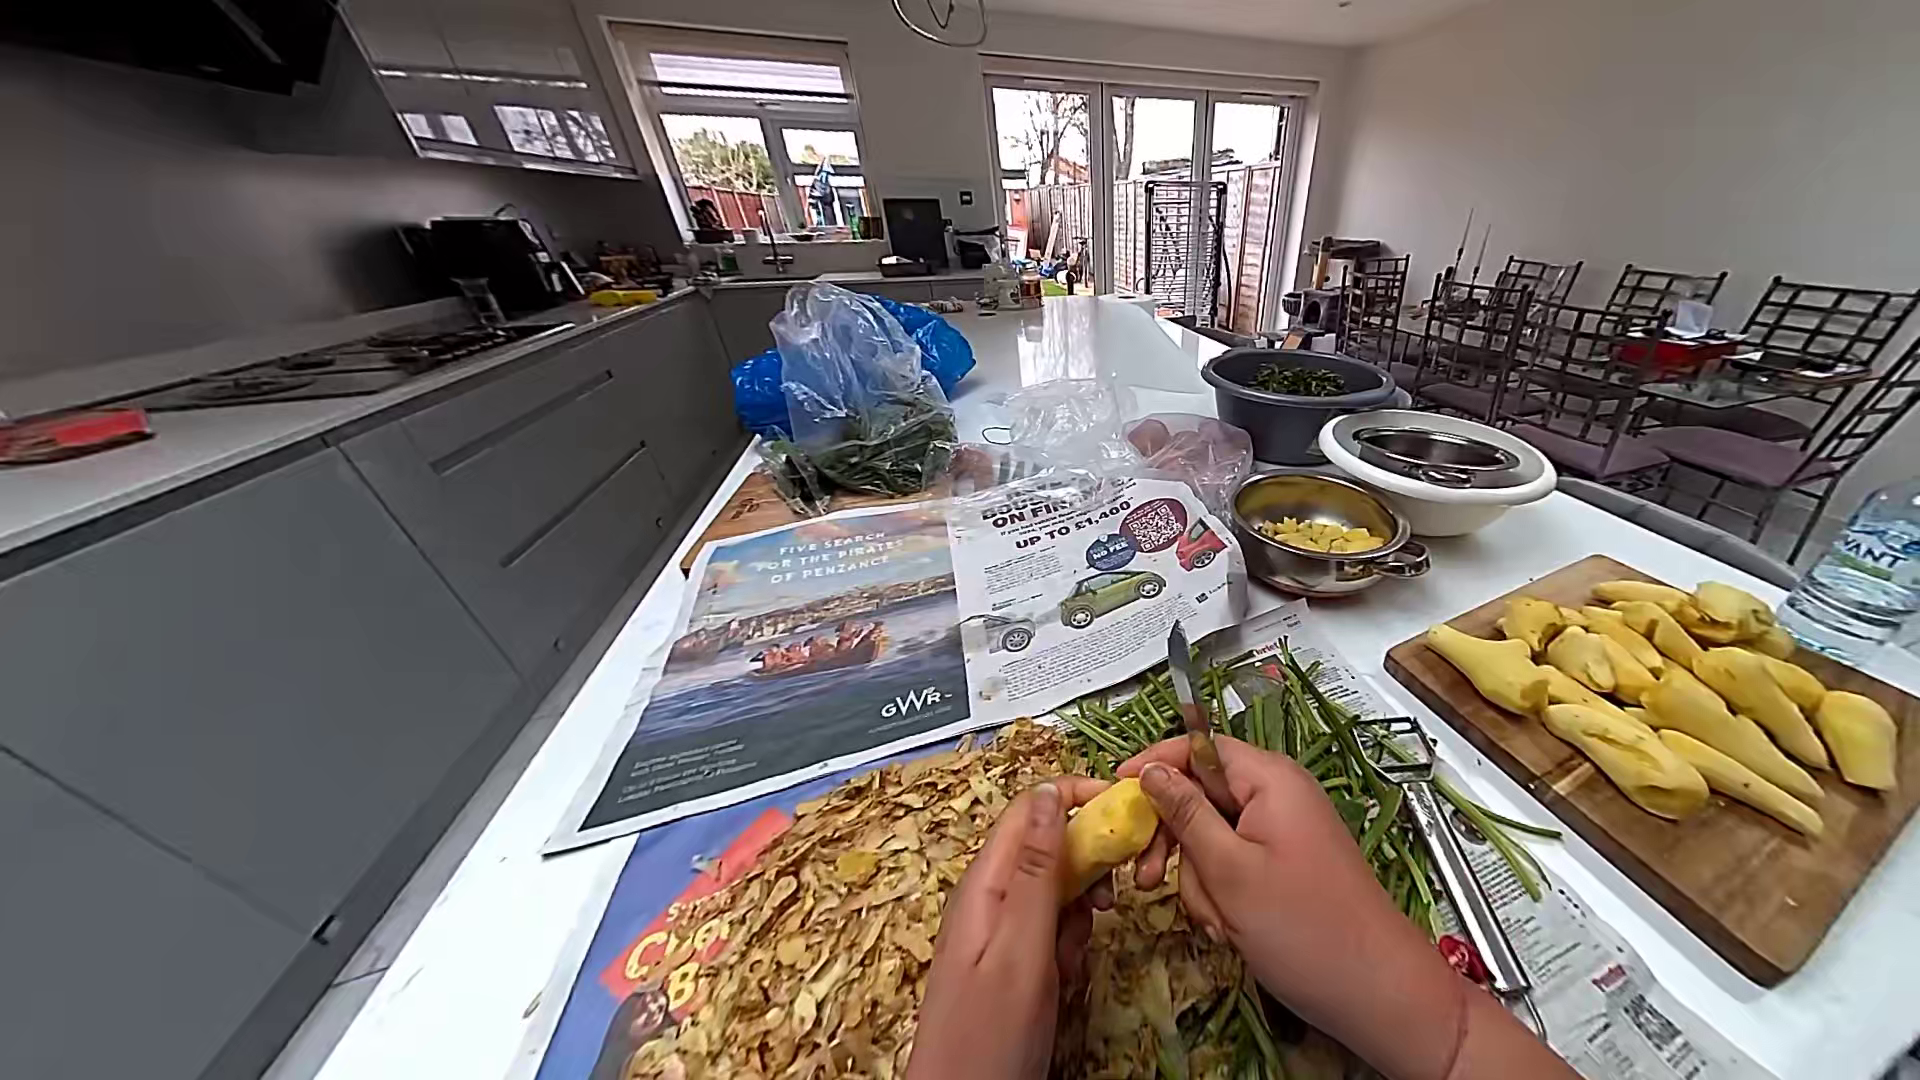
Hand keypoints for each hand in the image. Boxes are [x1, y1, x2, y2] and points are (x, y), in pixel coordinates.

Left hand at [907, 778, 1113, 1079]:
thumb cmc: (990, 1032)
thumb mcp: (1021, 946)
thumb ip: (1035, 868)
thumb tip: (1047, 792)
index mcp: (986, 877)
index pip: (1029, 807)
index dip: (1073, 797)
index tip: (1120, 811)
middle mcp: (989, 889)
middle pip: (1045, 844)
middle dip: (1083, 865)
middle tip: (1107, 903)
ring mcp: (997, 922)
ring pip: (1052, 887)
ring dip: (1076, 911)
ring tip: (1073, 956)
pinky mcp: (1009, 952)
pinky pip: (1048, 924)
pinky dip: (1066, 941)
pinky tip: (1064, 975)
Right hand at [1119, 736, 1475, 1079]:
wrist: (1388, 1005)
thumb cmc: (1307, 931)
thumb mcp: (1229, 870)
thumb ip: (1184, 812)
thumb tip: (1148, 770)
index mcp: (1269, 778)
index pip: (1196, 746)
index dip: (1153, 764)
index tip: (1117, 791)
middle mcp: (1275, 793)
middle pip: (1198, 791)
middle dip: (1174, 836)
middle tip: (1149, 877)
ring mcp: (1279, 828)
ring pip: (1209, 831)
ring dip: (1198, 873)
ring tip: (1211, 917)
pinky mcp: (1281, 859)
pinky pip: (1231, 856)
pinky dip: (1219, 887)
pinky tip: (1227, 924)